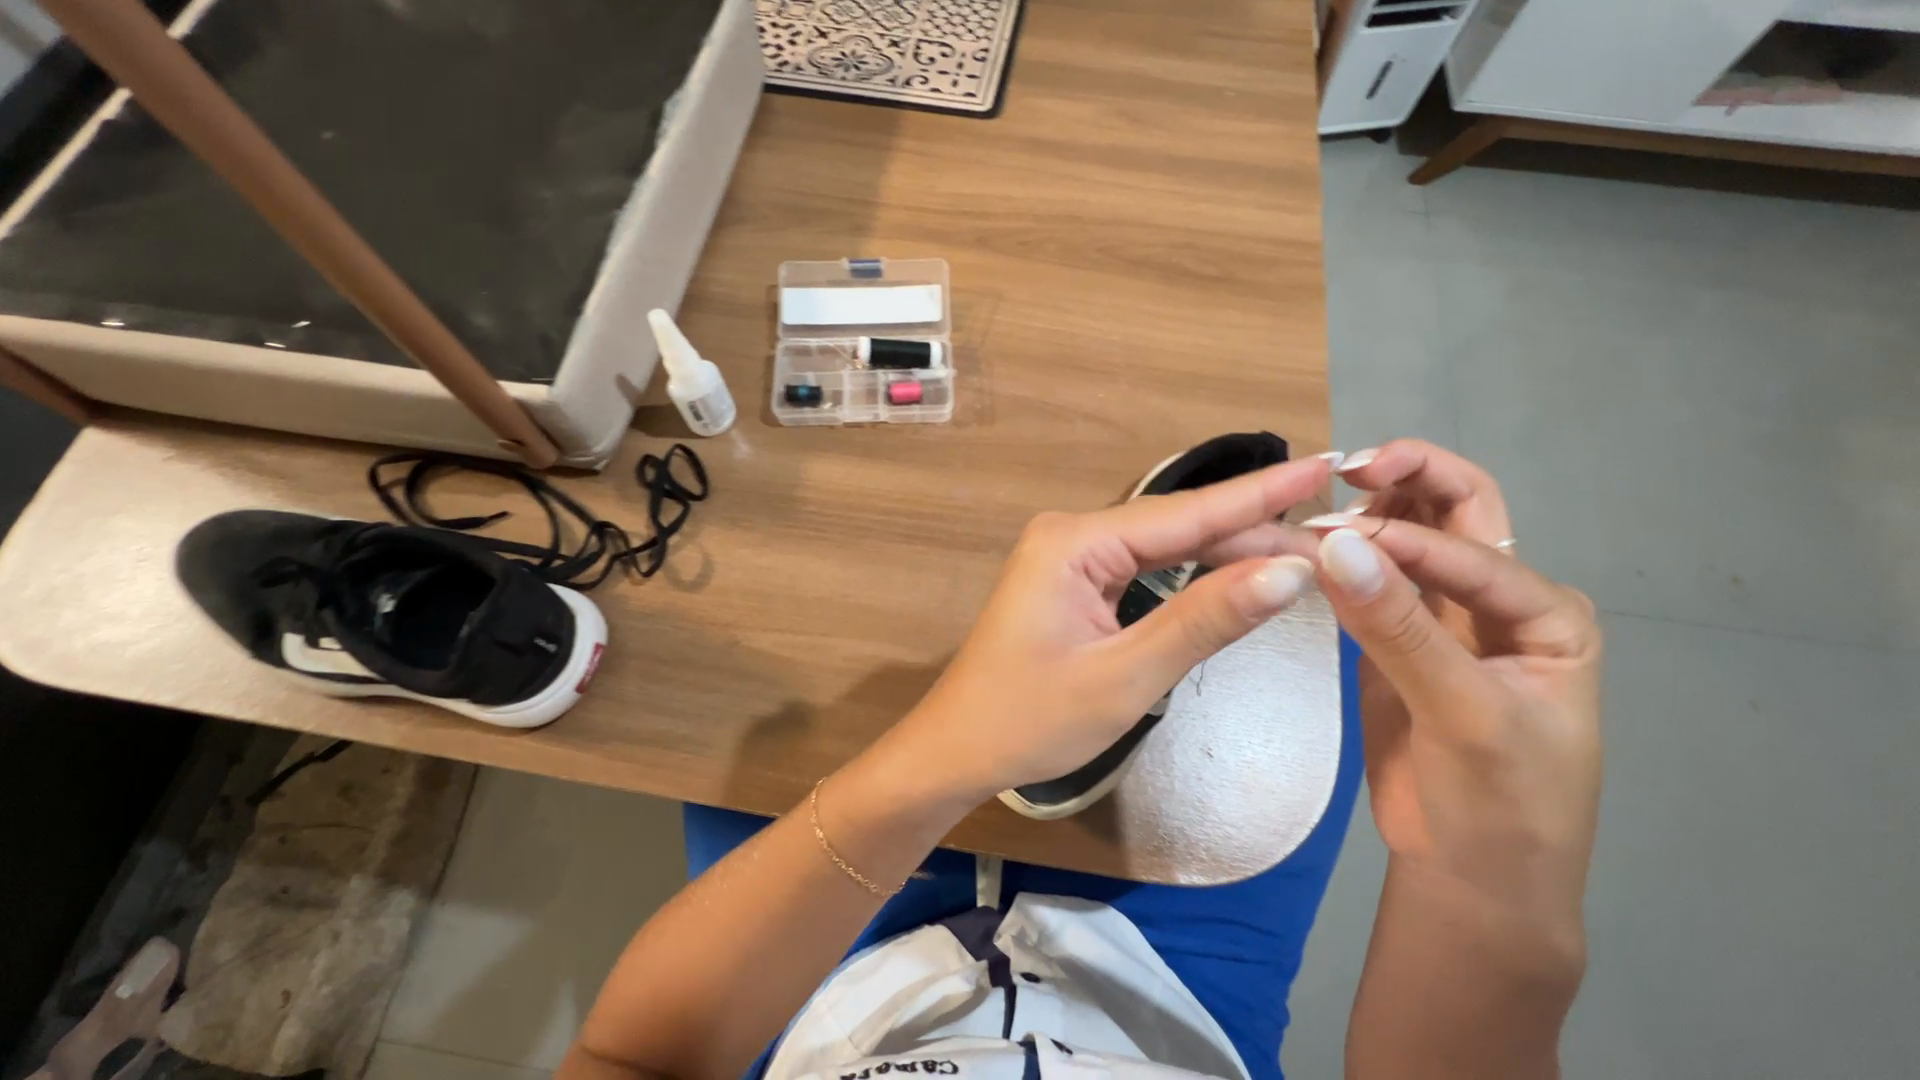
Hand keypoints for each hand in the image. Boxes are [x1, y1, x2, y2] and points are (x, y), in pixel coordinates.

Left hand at [874, 457, 1334, 802]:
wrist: (957, 751)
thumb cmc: (1030, 720)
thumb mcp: (1126, 676)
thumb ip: (1205, 620)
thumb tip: (1290, 571)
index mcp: (1075, 542)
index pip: (1186, 514)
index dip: (1260, 495)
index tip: (1326, 467)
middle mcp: (1072, 534)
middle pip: (1178, 526)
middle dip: (1252, 530)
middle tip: (1335, 532)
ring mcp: (1068, 557)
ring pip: (1164, 546)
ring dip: (1227, 552)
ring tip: (1303, 549)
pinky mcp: (1072, 583)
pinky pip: (1144, 568)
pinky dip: (1193, 574)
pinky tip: (1236, 572)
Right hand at [1314, 441, 1601, 918]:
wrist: (1472, 878)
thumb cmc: (1501, 804)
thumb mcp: (1465, 715)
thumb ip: (1400, 628)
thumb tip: (1332, 543)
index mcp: (1544, 613)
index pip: (1470, 549)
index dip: (1402, 535)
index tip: (1328, 530)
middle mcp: (1496, 603)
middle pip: (1458, 514)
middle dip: (1407, 479)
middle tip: (1343, 467)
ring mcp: (1441, 622)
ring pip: (1410, 541)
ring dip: (1369, 512)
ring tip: (1314, 502)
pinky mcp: (1395, 644)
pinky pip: (1370, 587)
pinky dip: (1341, 562)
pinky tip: (1306, 550)